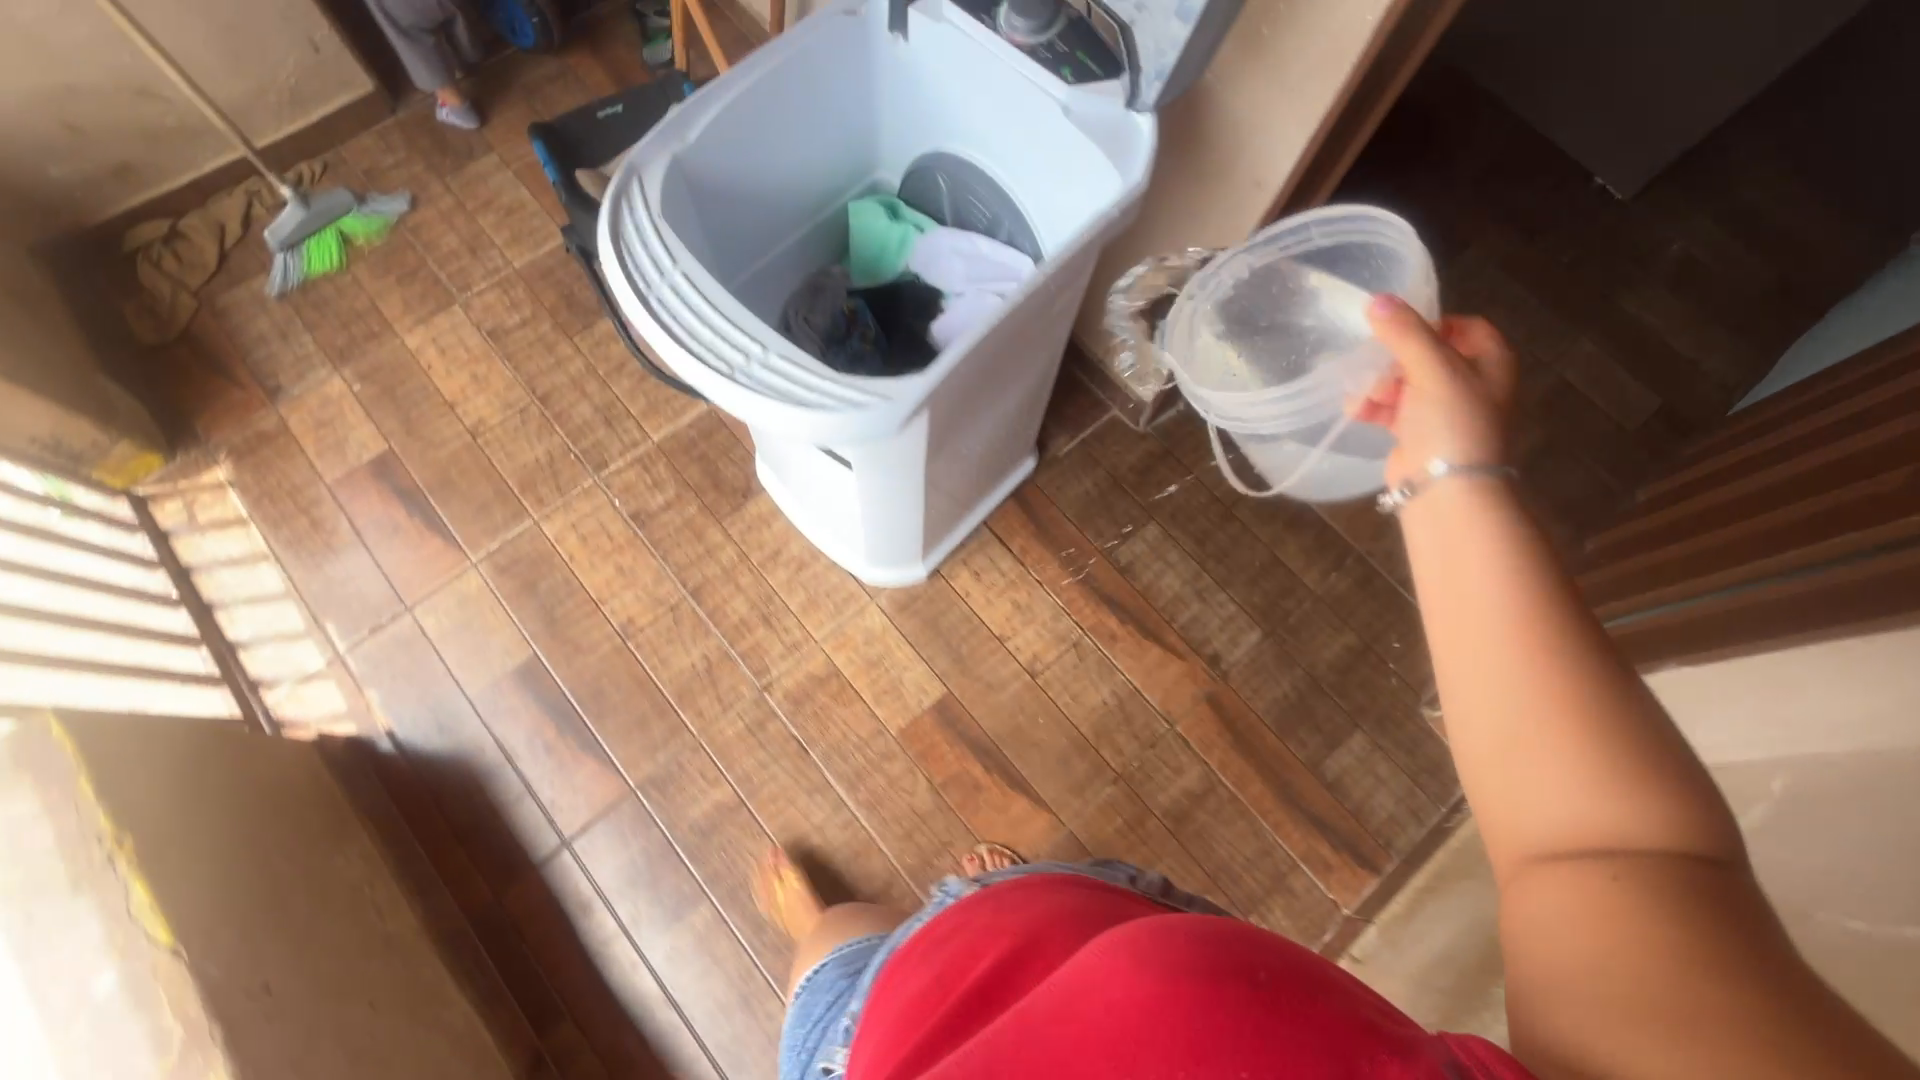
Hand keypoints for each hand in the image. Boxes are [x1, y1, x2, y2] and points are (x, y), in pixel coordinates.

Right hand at [1357, 294, 1518, 488]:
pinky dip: (1374, 407)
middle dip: (1394, 359)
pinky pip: (1392, 410)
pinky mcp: (1418, 434)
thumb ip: (1405, 332)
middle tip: (1374, 364)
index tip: (1399, 328)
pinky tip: (1356, 410)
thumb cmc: (1453, 423)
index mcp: (1491, 362)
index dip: (1432, 322)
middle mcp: (1472, 384)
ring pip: (1405, 382)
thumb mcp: (1432, 369)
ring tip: (1363, 395)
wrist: (1446, 489)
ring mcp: (1444, 411)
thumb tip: (1376, 300)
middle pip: (1427, 353)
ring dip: (1379, 384)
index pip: (1464, 326)